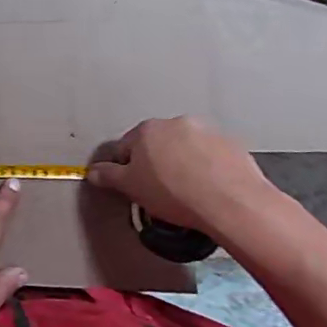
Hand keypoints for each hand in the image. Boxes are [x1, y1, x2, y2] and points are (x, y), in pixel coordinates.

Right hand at [84, 116, 284, 239]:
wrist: (232, 203)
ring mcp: (207, 131)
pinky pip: (212, 155)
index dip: (128, 170)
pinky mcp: (232, 144)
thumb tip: (94, 172)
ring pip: (186, 148)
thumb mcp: (131, 187)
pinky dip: (208, 167)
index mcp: (146, 130)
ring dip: (183, 163)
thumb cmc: (176, 194)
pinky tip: (210, 188)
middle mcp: (175, 123)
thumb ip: (108, 176)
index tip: (136, 186)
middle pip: (157, 144)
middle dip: (157, 163)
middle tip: (162, 190)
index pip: (126, 148)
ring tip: (189, 191)